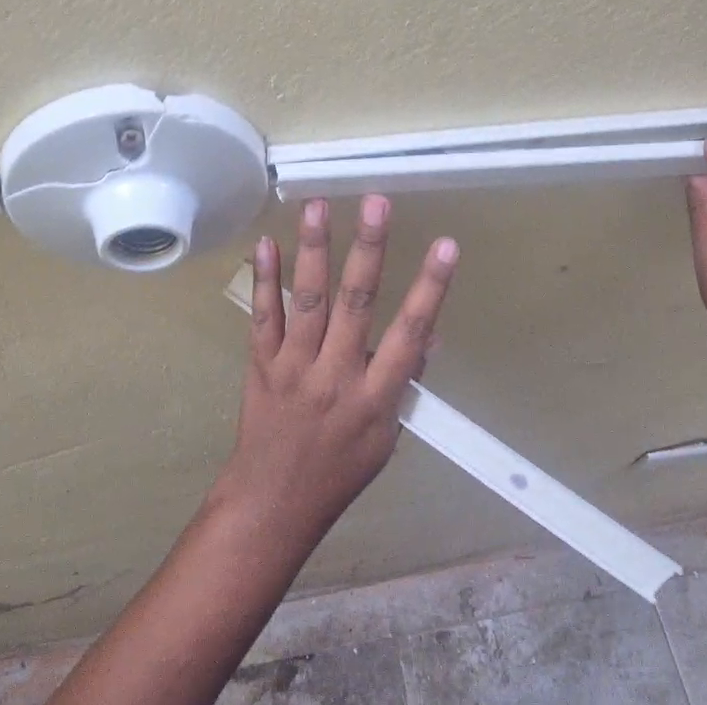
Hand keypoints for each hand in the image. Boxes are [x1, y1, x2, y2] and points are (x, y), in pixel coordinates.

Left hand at [214, 195, 458, 544]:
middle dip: (369, 250)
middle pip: (355, 304)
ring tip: (319, 206)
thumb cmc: (339, 471)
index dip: (431, 289)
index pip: (410, 334)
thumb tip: (428, 334)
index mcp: (375, 398)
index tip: (446, 246)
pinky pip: (263, 317)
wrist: (272, 503)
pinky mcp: (261, 365)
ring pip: (307, 301)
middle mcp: (335, 376)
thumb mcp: (386, 437)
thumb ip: (402, 381)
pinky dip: (265, 279)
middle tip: (377, 203)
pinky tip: (266, 243)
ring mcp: (294, 368)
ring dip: (314, 249)